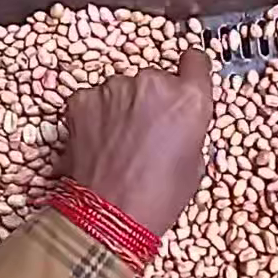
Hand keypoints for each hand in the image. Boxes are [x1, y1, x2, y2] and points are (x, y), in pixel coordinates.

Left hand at [63, 49, 213, 235]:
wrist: (108, 216)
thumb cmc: (158, 197)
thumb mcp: (195, 163)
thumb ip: (190, 127)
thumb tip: (179, 119)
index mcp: (189, 99)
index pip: (195, 60)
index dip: (189, 72)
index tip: (185, 81)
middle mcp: (153, 83)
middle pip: (155, 79)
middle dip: (152, 100)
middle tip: (147, 133)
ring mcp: (114, 88)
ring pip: (122, 89)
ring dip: (122, 107)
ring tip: (119, 144)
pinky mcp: (82, 98)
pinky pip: (94, 99)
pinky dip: (95, 115)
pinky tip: (99, 143)